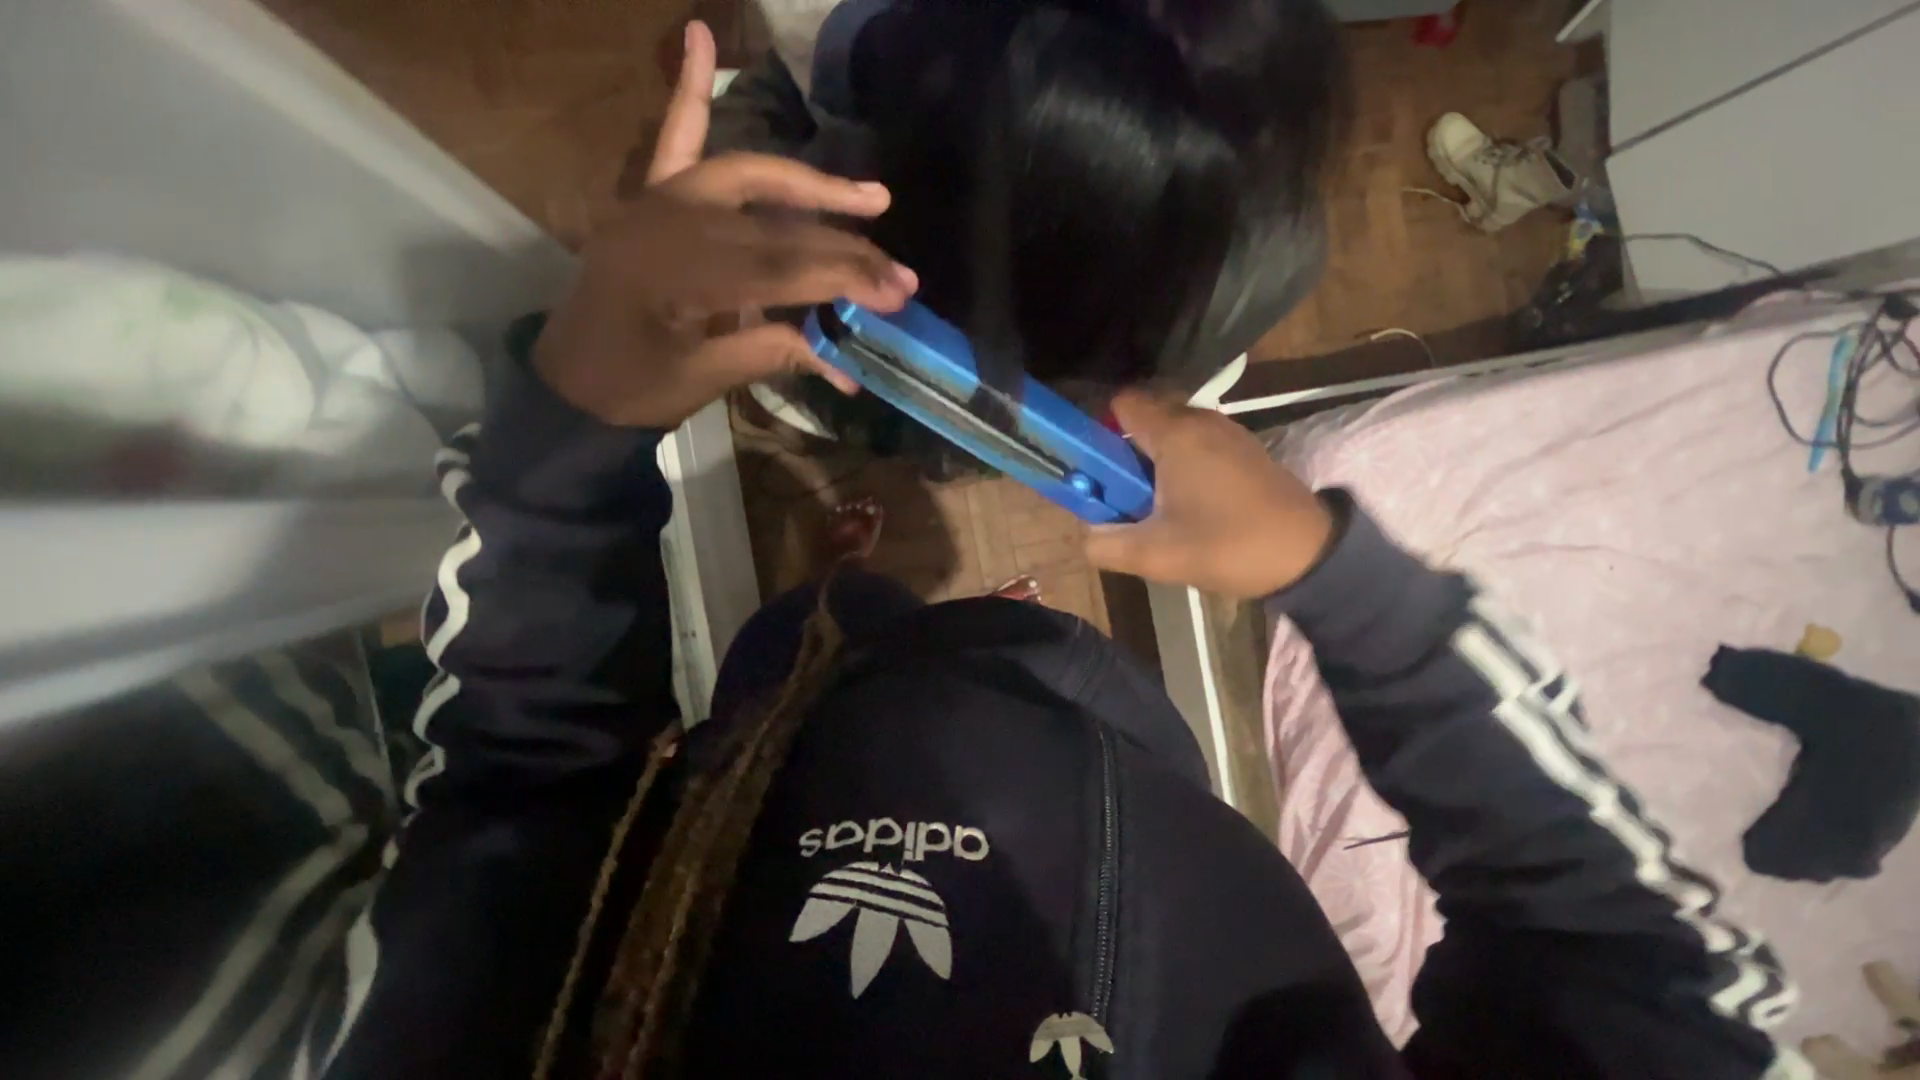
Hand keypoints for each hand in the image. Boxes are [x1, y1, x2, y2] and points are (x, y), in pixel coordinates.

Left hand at [533, 21, 915, 428]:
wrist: (567, 385)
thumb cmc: (632, 391)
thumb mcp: (703, 381)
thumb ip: (771, 353)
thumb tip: (845, 360)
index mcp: (677, 275)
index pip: (782, 268)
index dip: (844, 279)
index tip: (897, 296)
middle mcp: (669, 222)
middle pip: (778, 228)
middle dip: (845, 250)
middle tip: (900, 276)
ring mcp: (656, 201)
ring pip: (750, 178)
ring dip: (812, 186)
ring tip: (872, 197)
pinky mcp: (648, 199)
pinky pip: (673, 139)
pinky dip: (688, 90)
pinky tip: (699, 35)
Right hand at [1085, 390, 1335, 599]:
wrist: (1309, 555)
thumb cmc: (1228, 546)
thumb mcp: (1156, 556)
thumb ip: (1106, 544)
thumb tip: (1086, 533)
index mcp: (1175, 434)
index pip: (1122, 403)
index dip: (1099, 430)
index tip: (1095, 470)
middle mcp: (1201, 420)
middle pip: (1145, 417)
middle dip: (1124, 451)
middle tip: (1121, 495)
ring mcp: (1228, 432)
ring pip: (1172, 432)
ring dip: (1153, 461)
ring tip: (1152, 505)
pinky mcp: (1245, 449)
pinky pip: (1197, 443)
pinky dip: (1181, 464)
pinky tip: (1185, 504)